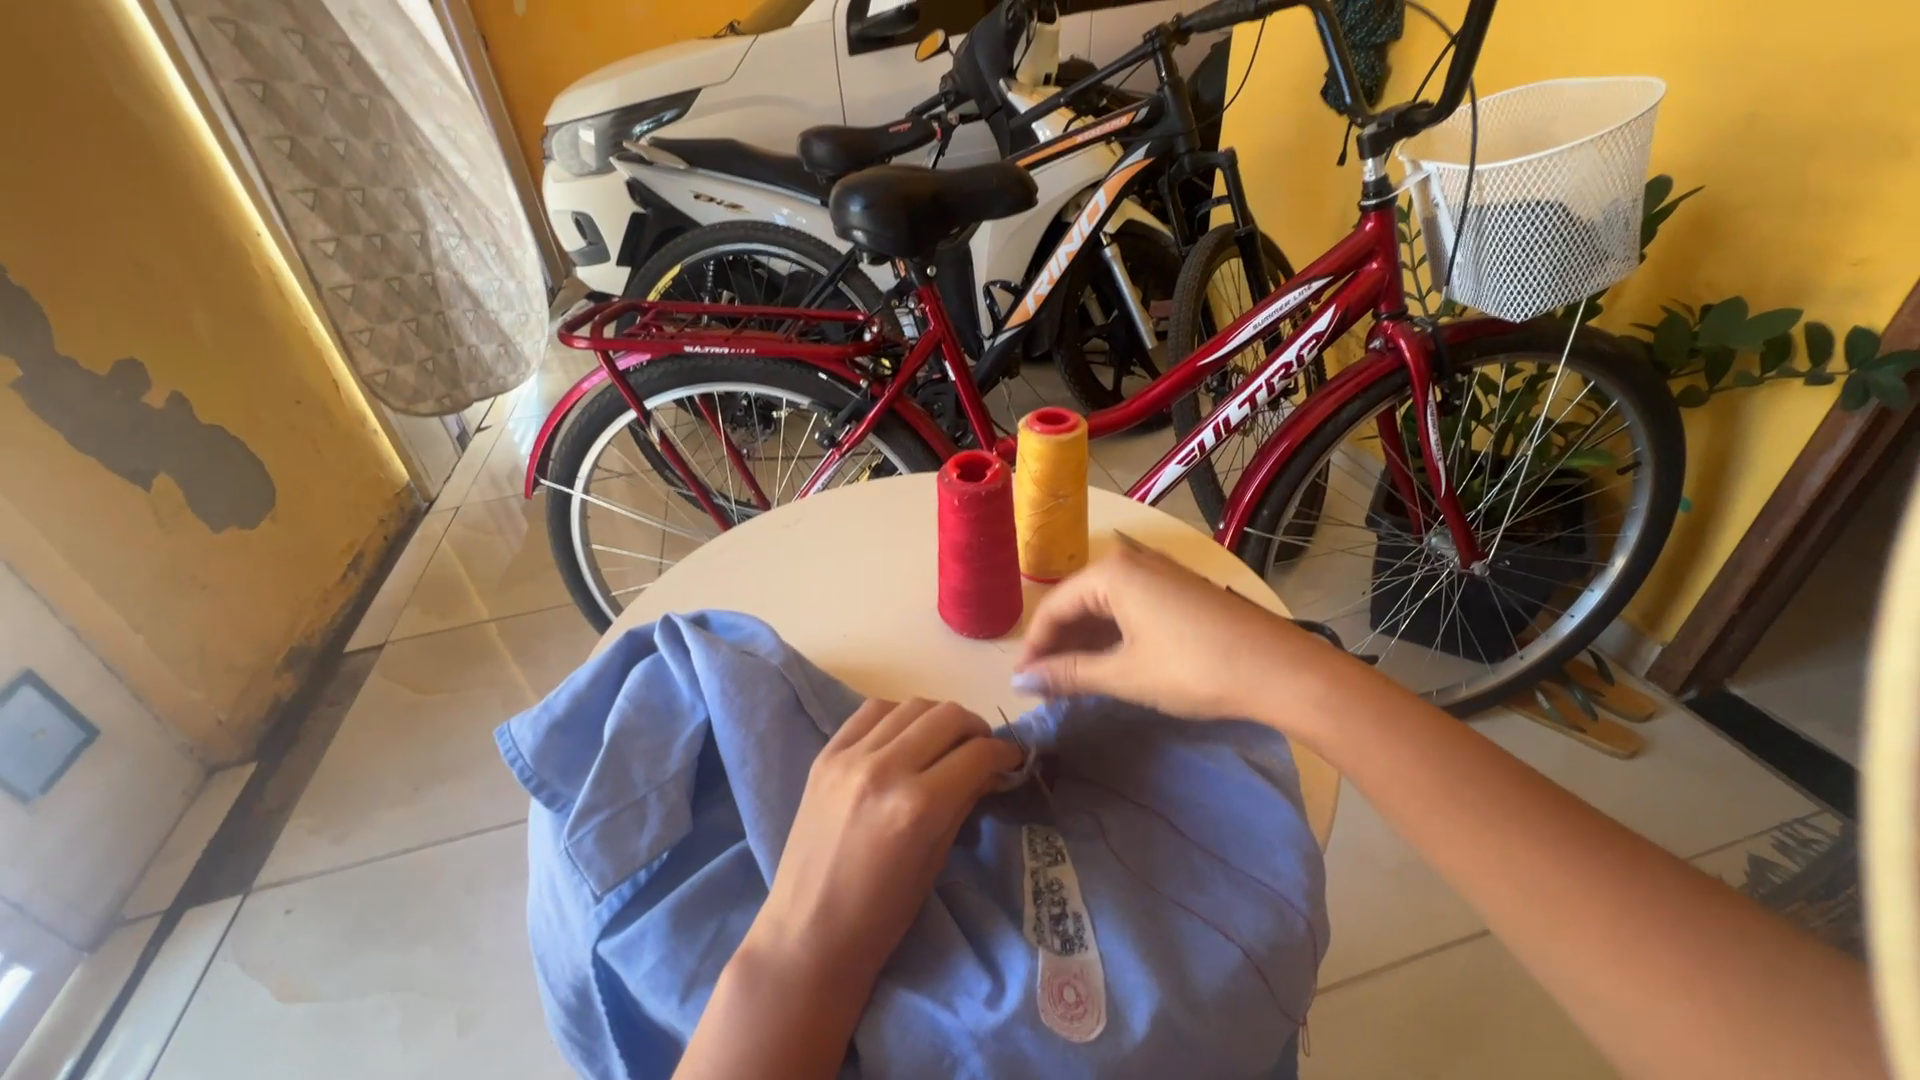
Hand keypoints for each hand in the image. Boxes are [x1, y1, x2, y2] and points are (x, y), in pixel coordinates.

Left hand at [744, 698, 1022, 991]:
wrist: (807, 933)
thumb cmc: (881, 916)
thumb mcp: (936, 861)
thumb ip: (964, 803)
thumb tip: (991, 769)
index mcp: (917, 807)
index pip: (977, 754)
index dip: (1004, 752)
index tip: (1012, 759)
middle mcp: (884, 769)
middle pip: (948, 716)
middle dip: (976, 729)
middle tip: (982, 750)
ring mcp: (849, 757)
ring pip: (912, 705)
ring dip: (938, 718)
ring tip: (944, 743)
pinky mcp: (824, 755)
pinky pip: (871, 711)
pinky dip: (897, 716)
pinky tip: (904, 738)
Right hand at [1014, 546, 1344, 721]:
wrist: (1281, 670)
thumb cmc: (1195, 669)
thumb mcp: (1125, 674)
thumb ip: (1069, 675)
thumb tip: (1021, 682)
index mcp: (1112, 573)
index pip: (1053, 607)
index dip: (1035, 647)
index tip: (1022, 683)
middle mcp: (1132, 561)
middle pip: (1078, 602)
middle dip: (1059, 644)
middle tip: (1046, 685)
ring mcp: (1161, 574)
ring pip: (1106, 605)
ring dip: (1085, 642)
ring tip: (1073, 680)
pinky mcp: (1182, 591)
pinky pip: (1131, 607)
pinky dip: (1113, 635)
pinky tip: (1109, 663)